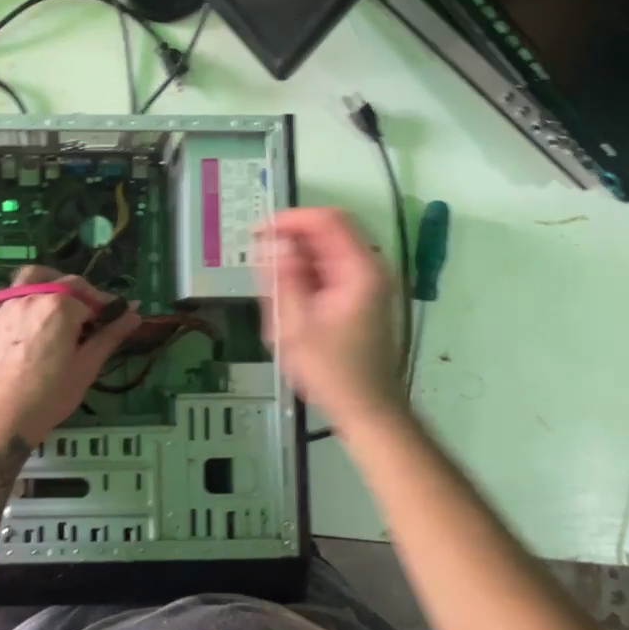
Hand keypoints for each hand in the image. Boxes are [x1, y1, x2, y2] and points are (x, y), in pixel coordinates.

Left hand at [0, 267, 141, 446]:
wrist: (2, 418)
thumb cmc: (50, 396)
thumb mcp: (87, 366)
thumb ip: (110, 336)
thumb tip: (135, 314)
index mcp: (60, 306)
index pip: (91, 297)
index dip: (107, 306)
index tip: (117, 316)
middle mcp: (33, 296)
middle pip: (65, 282)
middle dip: (84, 294)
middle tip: (93, 318)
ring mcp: (8, 304)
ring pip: (34, 277)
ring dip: (53, 283)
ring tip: (63, 304)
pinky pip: (13, 293)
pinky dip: (29, 294)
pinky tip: (36, 318)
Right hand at [260, 207, 406, 424]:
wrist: (366, 410)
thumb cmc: (334, 372)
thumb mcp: (297, 324)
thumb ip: (284, 278)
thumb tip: (275, 245)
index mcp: (361, 270)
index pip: (327, 220)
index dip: (290, 219)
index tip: (259, 232)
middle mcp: (369, 270)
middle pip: (326, 236)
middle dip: (290, 246)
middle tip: (262, 269)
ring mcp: (366, 285)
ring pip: (324, 257)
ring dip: (295, 267)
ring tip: (275, 298)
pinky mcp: (359, 300)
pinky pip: (327, 276)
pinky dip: (305, 282)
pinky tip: (289, 309)